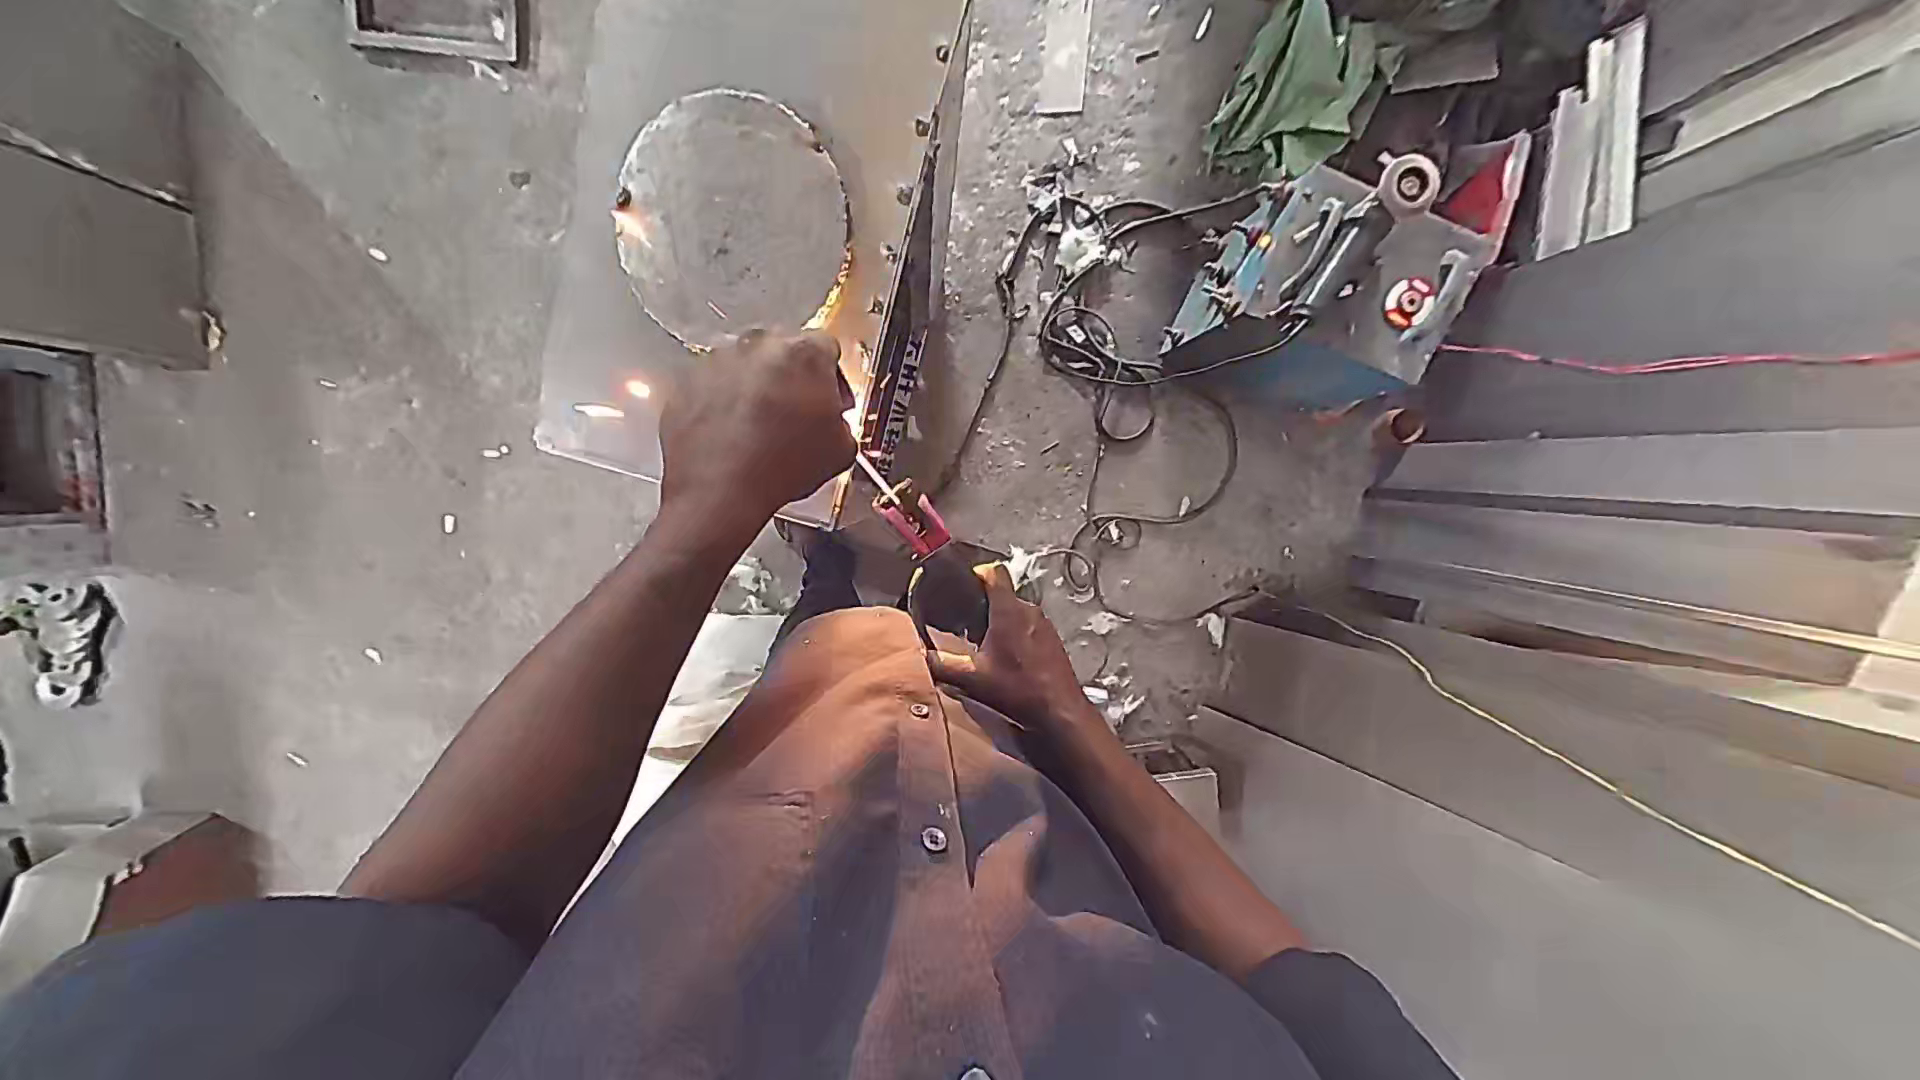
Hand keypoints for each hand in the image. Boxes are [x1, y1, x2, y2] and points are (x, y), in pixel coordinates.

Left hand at [658, 330, 856, 534]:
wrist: (720, 490)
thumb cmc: (781, 467)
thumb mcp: (841, 451)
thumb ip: (843, 424)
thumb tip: (834, 425)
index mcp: (805, 355)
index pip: (827, 348)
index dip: (833, 378)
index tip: (831, 400)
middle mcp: (759, 346)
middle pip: (783, 353)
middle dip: (792, 380)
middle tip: (796, 416)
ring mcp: (717, 361)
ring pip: (745, 368)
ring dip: (756, 391)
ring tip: (761, 431)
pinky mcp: (686, 381)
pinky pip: (713, 387)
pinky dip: (722, 404)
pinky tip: (732, 436)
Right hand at [926, 564, 1094, 730]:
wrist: (1060, 712)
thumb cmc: (1018, 690)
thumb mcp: (972, 679)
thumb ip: (941, 665)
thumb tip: (919, 655)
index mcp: (1008, 611)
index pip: (994, 572)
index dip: (978, 573)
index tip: (965, 585)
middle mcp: (1029, 611)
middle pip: (1003, 593)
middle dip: (984, 605)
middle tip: (967, 625)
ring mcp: (1044, 624)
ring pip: (1016, 610)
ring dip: (1000, 621)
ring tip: (985, 644)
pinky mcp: (1053, 639)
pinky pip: (1030, 625)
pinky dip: (1016, 633)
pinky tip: (1008, 658)